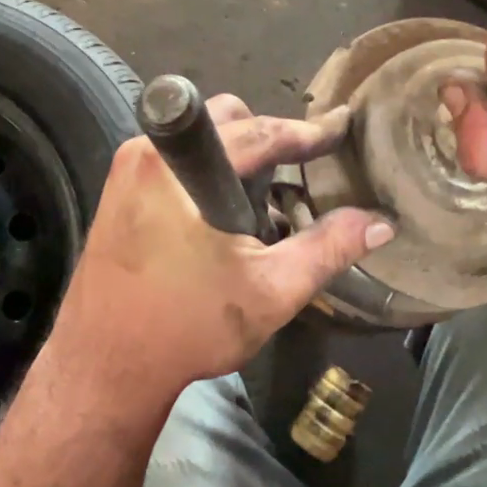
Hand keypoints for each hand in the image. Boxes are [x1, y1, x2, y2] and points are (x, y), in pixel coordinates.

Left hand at [48, 97, 394, 404]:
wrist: (104, 367)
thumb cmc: (188, 328)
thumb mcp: (272, 290)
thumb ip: (329, 249)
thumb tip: (382, 223)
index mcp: (181, 168)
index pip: (261, 131)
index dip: (307, 132)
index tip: (343, 129)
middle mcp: (147, 153)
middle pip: (228, 120)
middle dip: (268, 143)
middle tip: (297, 182)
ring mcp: (127, 170)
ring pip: (203, 140)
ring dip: (239, 161)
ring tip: (263, 208)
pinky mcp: (118, 191)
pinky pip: (179, 160)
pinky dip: (211, 175)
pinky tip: (225, 221)